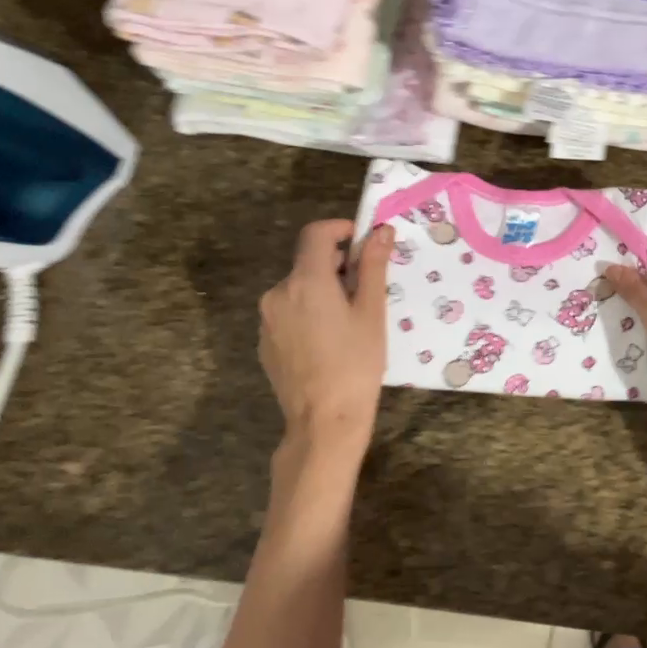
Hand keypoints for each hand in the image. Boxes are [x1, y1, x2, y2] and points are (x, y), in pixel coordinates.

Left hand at [259, 220, 392, 463]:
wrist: (324, 418)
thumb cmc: (357, 362)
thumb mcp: (372, 312)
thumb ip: (373, 266)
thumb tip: (381, 231)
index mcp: (306, 281)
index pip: (315, 234)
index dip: (340, 229)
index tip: (364, 241)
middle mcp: (278, 293)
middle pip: (308, 263)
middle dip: (338, 266)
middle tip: (370, 290)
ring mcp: (267, 319)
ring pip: (299, 289)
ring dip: (325, 291)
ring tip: (352, 321)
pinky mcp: (266, 341)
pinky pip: (290, 313)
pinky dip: (311, 313)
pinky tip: (331, 341)